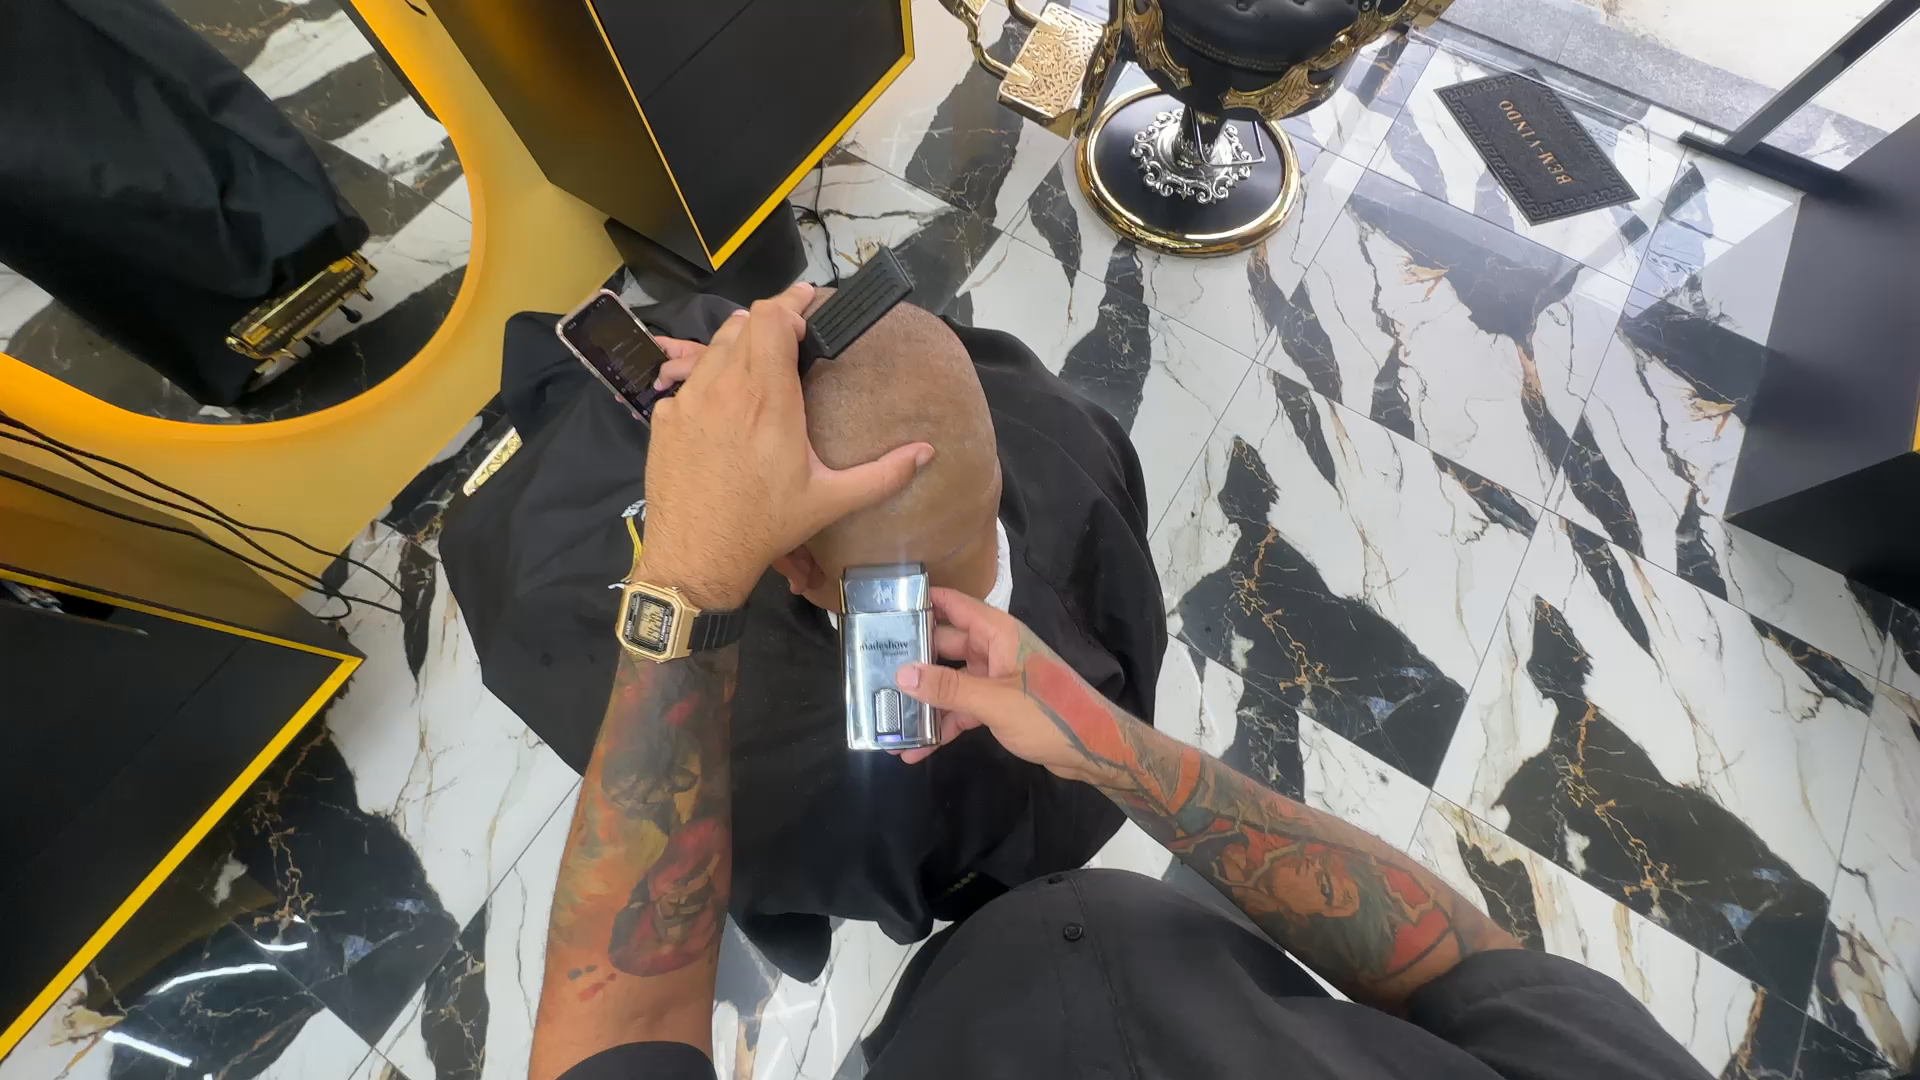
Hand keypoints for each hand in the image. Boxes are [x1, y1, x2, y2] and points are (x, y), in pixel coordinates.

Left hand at [637, 282, 934, 609]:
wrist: (696, 557)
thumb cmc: (766, 526)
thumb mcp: (830, 501)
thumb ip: (883, 474)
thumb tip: (926, 452)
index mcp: (768, 400)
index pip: (772, 319)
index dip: (792, 304)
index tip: (809, 306)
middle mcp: (724, 388)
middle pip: (744, 322)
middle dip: (771, 319)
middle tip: (794, 332)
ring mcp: (688, 400)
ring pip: (715, 346)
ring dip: (742, 344)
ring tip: (763, 363)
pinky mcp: (664, 417)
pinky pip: (691, 380)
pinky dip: (713, 378)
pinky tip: (728, 406)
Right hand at [893, 589, 1107, 783]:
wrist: (1094, 750)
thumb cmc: (1050, 714)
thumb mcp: (994, 701)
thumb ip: (947, 687)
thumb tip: (901, 673)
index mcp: (998, 633)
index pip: (953, 605)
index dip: (921, 602)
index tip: (883, 608)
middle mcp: (994, 649)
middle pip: (944, 645)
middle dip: (912, 659)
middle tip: (871, 669)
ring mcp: (996, 678)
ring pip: (950, 680)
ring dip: (924, 699)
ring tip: (886, 714)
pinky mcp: (998, 705)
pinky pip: (962, 708)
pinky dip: (943, 724)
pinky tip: (915, 748)